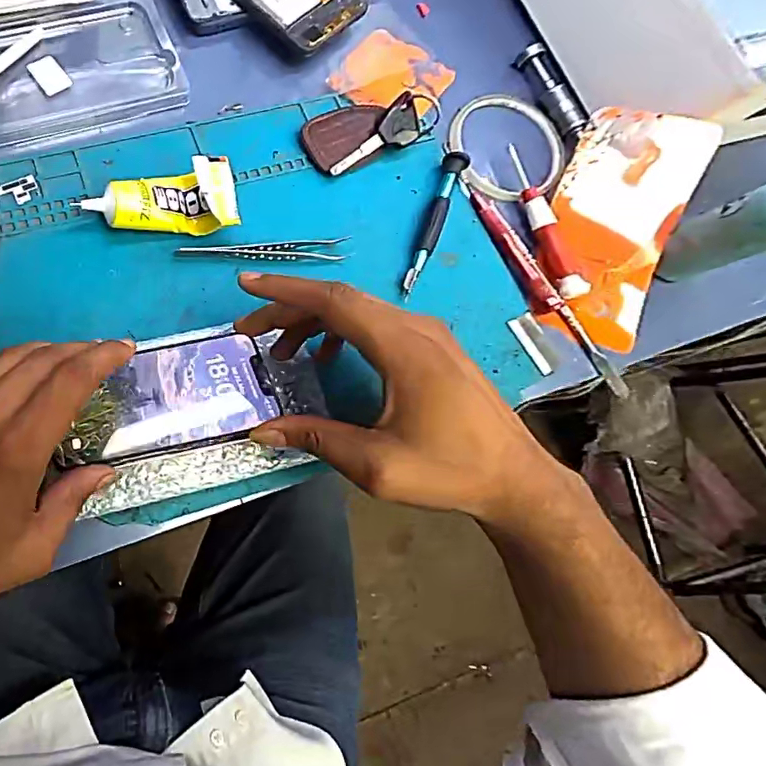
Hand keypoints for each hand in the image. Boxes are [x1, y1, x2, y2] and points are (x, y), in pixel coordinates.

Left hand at [0, 340, 133, 643]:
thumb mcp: (30, 551)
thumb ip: (70, 501)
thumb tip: (102, 471)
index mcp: (15, 449)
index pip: (67, 381)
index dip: (101, 358)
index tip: (123, 350)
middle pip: (42, 359)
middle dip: (80, 350)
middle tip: (102, 356)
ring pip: (9, 356)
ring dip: (46, 351)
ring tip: (68, 360)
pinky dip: (8, 360)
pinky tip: (18, 371)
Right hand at [234, 273, 577, 521]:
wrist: (517, 480)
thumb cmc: (450, 471)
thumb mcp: (376, 463)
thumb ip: (316, 438)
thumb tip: (261, 430)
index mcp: (402, 347)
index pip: (334, 301)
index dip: (286, 290)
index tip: (247, 285)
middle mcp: (416, 328)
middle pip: (341, 301)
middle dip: (289, 309)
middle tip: (250, 331)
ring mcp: (429, 334)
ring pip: (358, 310)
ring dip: (313, 321)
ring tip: (281, 352)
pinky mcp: (434, 346)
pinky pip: (376, 323)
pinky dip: (340, 330)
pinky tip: (326, 358)